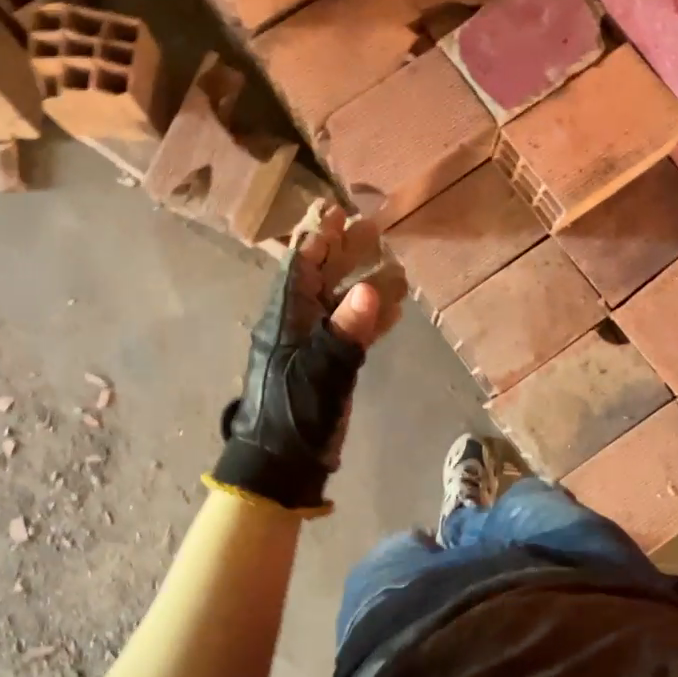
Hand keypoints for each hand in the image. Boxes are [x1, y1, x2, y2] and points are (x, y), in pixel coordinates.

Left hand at [211, 203, 391, 511]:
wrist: (282, 463)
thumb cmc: (293, 412)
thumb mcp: (319, 372)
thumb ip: (345, 331)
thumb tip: (371, 290)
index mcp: (285, 319)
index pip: (301, 268)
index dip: (318, 239)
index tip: (337, 212)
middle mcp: (298, 326)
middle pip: (322, 279)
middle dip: (344, 252)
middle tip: (371, 227)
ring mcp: (314, 347)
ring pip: (340, 304)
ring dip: (363, 282)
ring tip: (391, 261)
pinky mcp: (329, 367)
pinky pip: (351, 333)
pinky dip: (371, 318)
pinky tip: (395, 307)